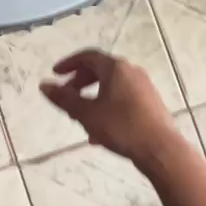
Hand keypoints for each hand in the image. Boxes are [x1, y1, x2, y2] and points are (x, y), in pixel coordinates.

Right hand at [41, 49, 186, 165]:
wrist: (160, 149)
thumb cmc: (120, 127)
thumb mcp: (86, 113)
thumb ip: (63, 98)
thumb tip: (44, 85)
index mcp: (115, 69)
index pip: (88, 56)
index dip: (69, 63)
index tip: (55, 74)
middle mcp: (132, 72)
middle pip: (100, 70)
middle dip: (80, 82)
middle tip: (66, 96)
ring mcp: (144, 87)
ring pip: (111, 86)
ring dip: (92, 97)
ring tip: (81, 118)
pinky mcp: (151, 103)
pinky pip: (123, 98)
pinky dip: (107, 106)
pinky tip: (100, 132)